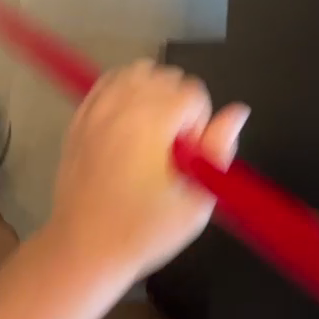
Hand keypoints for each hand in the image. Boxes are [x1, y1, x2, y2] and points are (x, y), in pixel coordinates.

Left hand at [44, 61, 249, 283]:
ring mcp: (98, 106)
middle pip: (167, 76)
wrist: (84, 247)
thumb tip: (238, 112)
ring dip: (153, 92)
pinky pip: (109, 80)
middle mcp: (124, 102)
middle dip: (179, 105)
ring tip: (153, 132)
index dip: (200, 124)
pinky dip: (125, 90)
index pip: (194, 92)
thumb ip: (219, 150)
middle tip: (172, 149)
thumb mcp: (195, 201)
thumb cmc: (144, 230)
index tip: (189, 157)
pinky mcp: (80, 115)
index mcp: (152, 119)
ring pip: (137, 71)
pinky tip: (128, 120)